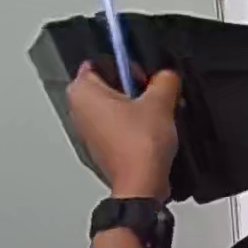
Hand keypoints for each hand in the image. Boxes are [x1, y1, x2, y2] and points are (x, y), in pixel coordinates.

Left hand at [66, 62, 181, 198]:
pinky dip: (133, 131)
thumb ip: (166, 80)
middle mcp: (78, 109)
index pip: (103, 60)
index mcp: (82, 90)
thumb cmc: (139, 149)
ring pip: (114, 109)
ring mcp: (88, 132)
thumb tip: (168, 75)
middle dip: (134, 91)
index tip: (147, 80)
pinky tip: (149, 138)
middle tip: (154, 101)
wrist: (141, 187)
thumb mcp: (161, 103)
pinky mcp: (101, 150)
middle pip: (109, 86)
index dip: (129, 67)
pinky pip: (117, 130)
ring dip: (136, 111)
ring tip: (154, 122)